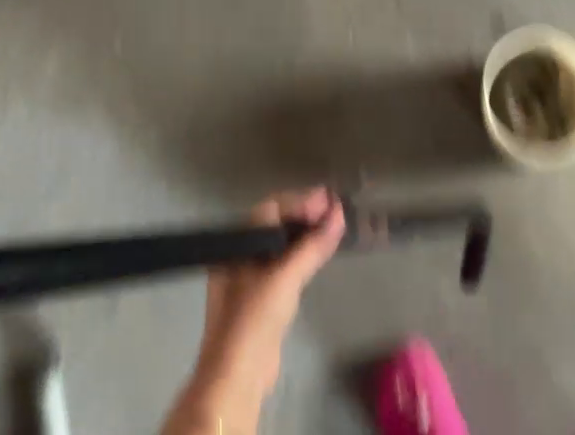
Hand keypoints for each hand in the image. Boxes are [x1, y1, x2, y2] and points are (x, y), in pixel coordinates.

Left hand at [166, 188, 345, 434]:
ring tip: (334, 226)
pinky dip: (304, 254)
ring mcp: (250, 279)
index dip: (300, 202)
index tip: (329, 199)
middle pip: (275, 225)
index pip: (270, 210)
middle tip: (336, 209)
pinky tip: (320, 253)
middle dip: (305, 215)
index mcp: (236, 247)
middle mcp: (240, 257)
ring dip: (307, 234)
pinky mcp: (262, 299)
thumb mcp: (284, 278)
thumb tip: (339, 214)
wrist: (237, 376)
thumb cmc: (254, 319)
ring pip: (281, 245)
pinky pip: (285, 265)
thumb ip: (312, 246)